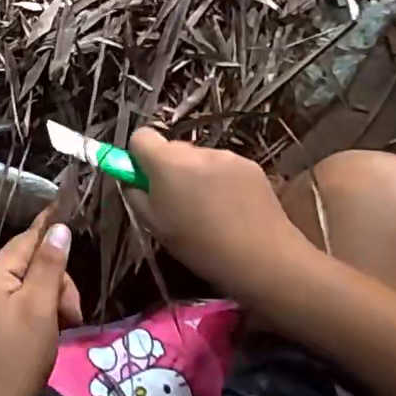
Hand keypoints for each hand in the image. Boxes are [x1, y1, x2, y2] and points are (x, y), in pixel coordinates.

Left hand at [0, 211, 80, 395]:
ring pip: (37, 285)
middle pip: (36, 262)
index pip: (31, 236)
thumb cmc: (16, 355)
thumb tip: (59, 227)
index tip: (71, 206)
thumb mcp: (39, 306)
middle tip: (70, 314)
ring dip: (56, 301)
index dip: (53, 227)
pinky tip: (54, 334)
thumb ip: (49, 264)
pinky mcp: (0, 322)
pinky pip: (29, 304)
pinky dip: (46, 315)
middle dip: (60, 283)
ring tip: (64, 328)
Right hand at [126, 127, 314, 294]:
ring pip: (199, 158)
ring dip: (196, 174)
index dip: (138, 156)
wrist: (263, 259)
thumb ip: (136, 194)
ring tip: (207, 208)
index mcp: (167, 163)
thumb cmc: (199, 246)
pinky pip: (223, 166)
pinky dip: (220, 180)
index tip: (144, 179)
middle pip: (172, 148)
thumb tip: (131, 178)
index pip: (141, 136)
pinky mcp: (250, 165)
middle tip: (176, 200)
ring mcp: (226, 155)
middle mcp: (196, 151)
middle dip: (169, 167)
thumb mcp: (154, 225)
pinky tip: (230, 208)